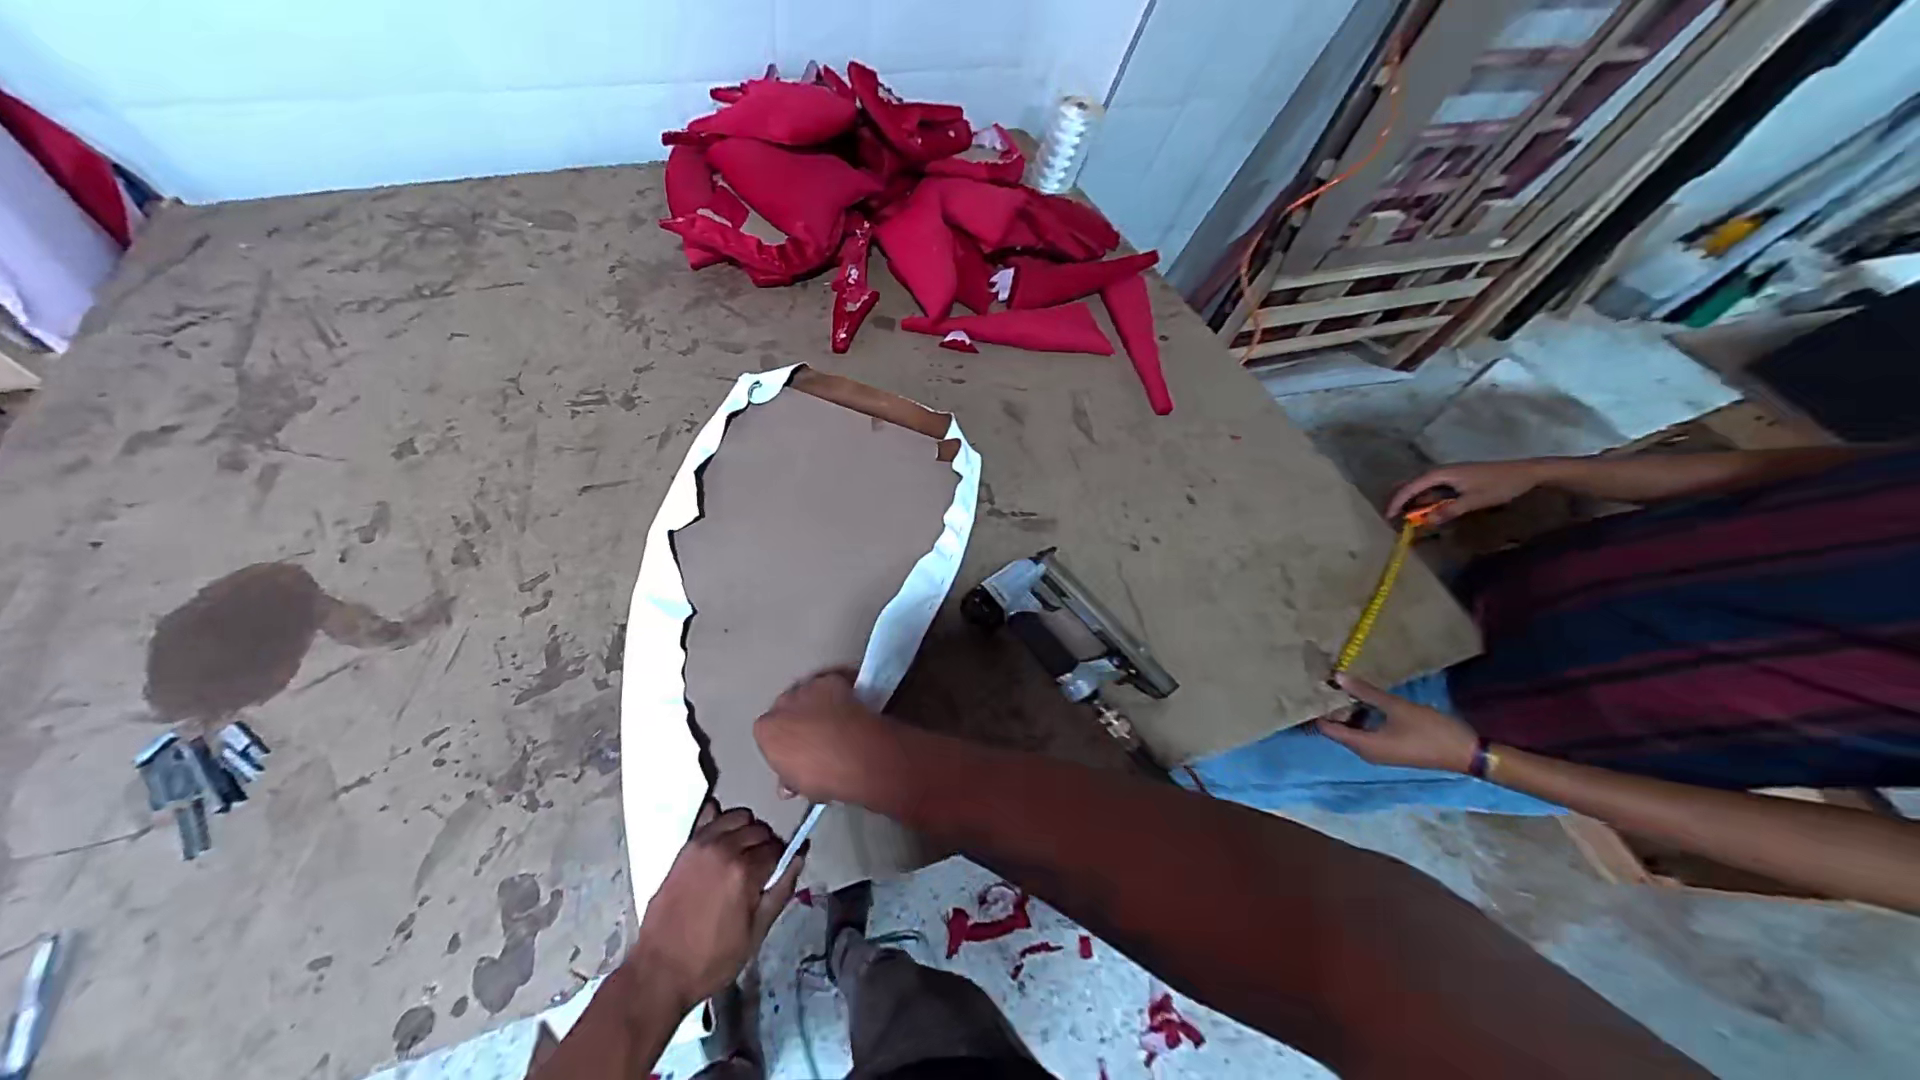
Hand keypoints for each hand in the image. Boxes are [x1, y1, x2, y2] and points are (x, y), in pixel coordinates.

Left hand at [628, 800, 803, 1014]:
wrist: (660, 971)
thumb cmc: (712, 959)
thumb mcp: (757, 932)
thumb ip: (782, 889)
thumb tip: (800, 855)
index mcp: (745, 872)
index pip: (778, 848)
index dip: (782, 860)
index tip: (776, 874)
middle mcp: (725, 850)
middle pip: (760, 830)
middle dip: (766, 845)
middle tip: (760, 868)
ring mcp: (702, 845)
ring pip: (738, 817)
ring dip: (746, 830)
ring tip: (742, 853)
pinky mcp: (685, 848)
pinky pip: (709, 817)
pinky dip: (720, 819)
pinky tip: (722, 837)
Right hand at [754, 670, 892, 802]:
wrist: (856, 755)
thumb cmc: (825, 774)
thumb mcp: (799, 784)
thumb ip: (788, 776)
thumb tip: (789, 783)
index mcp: (766, 730)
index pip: (769, 732)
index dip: (784, 742)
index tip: (797, 751)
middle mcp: (782, 704)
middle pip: (786, 709)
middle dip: (798, 720)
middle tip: (816, 737)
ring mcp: (807, 689)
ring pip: (808, 694)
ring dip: (817, 704)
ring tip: (834, 722)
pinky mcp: (832, 680)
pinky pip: (832, 685)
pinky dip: (838, 693)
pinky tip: (848, 708)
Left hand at [1317, 674, 1479, 773]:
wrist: (1468, 754)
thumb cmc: (1430, 731)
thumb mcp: (1397, 708)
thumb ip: (1366, 693)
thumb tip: (1337, 677)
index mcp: (1362, 745)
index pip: (1327, 729)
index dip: (1318, 710)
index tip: (1313, 689)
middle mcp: (1365, 752)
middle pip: (1338, 730)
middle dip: (1332, 708)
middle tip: (1326, 683)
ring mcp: (1378, 752)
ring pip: (1352, 730)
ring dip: (1347, 711)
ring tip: (1341, 686)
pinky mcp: (1390, 748)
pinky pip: (1365, 732)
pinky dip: (1360, 717)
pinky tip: (1363, 699)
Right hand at [1385, 460, 1555, 524]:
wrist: (1527, 473)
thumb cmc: (1500, 485)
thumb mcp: (1475, 500)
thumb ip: (1449, 510)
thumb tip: (1425, 521)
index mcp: (1440, 474)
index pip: (1410, 487)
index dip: (1397, 502)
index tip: (1388, 517)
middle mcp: (1440, 472)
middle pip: (1410, 485)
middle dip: (1399, 500)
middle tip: (1392, 517)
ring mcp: (1447, 474)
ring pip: (1420, 487)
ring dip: (1412, 501)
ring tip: (1406, 516)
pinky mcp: (1455, 479)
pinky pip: (1431, 489)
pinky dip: (1424, 499)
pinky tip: (1426, 510)